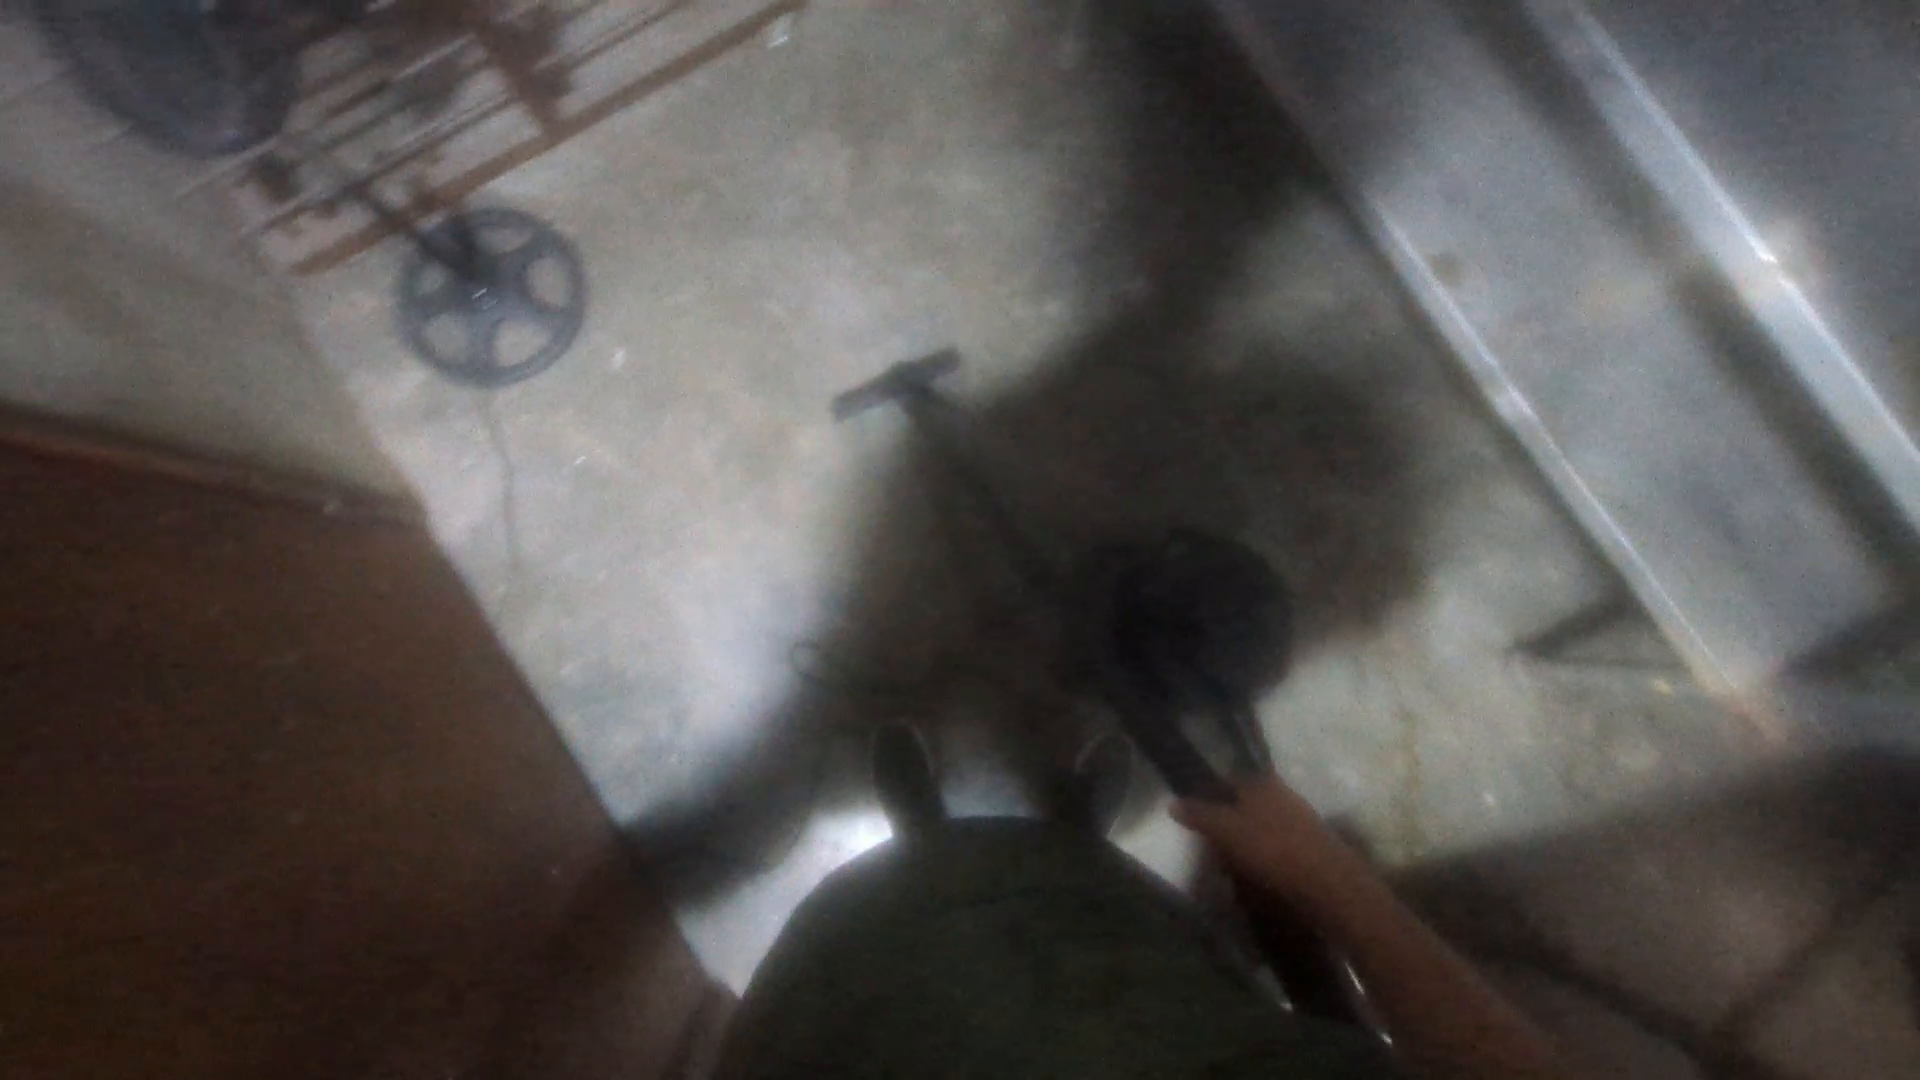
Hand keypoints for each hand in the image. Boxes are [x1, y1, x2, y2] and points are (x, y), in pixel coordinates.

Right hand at [1171, 773, 1346, 897]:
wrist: (1331, 886)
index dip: (1206, 795)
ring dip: (1246, 838)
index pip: (1225, 779)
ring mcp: (1300, 817)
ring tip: (1230, 861)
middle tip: (1209, 842)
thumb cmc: (1271, 849)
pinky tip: (1257, 871)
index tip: (1192, 814)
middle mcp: (1281, 792)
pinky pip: (1278, 843)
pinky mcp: (1313, 844)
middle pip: (1244, 801)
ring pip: (1262, 822)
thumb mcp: (1225, 830)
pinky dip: (1264, 853)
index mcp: (1259, 782)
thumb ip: (1198, 815)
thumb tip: (1172, 803)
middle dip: (1226, 817)